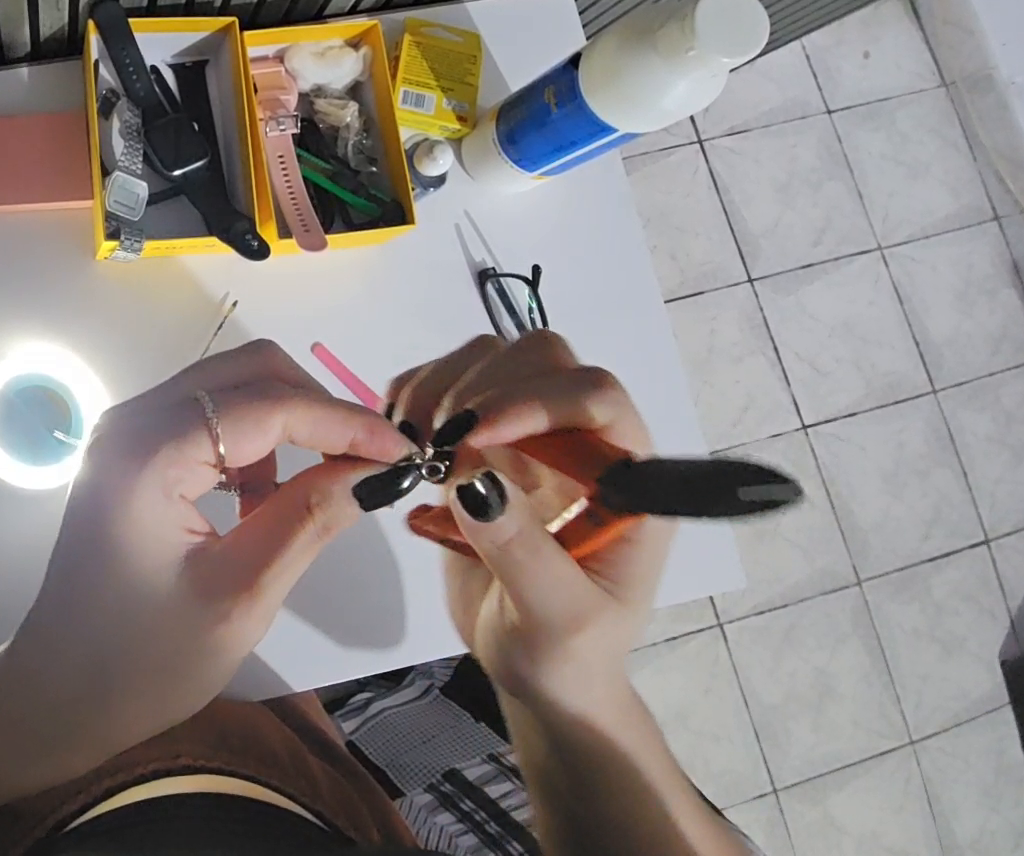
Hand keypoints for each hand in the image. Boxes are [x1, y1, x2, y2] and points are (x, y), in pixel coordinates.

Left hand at [0, 340, 409, 766]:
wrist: (61, 689)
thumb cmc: (145, 660)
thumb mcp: (242, 595)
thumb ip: (310, 518)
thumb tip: (376, 467)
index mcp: (148, 452)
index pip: (267, 404)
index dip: (343, 421)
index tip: (403, 453)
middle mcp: (131, 419)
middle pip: (247, 371)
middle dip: (315, 408)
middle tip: (363, 464)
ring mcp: (125, 429)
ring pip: (229, 387)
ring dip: (284, 423)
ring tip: (307, 493)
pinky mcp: (130, 448)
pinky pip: (206, 416)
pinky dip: (250, 441)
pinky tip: (258, 498)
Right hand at [385, 332, 671, 709]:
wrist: (530, 666)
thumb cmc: (565, 652)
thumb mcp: (559, 619)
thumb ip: (524, 552)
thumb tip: (472, 481)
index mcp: (622, 477)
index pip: (594, 395)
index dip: (533, 400)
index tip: (471, 436)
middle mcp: (575, 442)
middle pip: (538, 357)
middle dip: (478, 388)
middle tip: (437, 445)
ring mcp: (521, 439)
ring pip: (484, 360)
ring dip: (437, 390)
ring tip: (414, 449)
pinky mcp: (470, 445)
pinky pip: (438, 385)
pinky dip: (409, 398)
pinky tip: (400, 443)